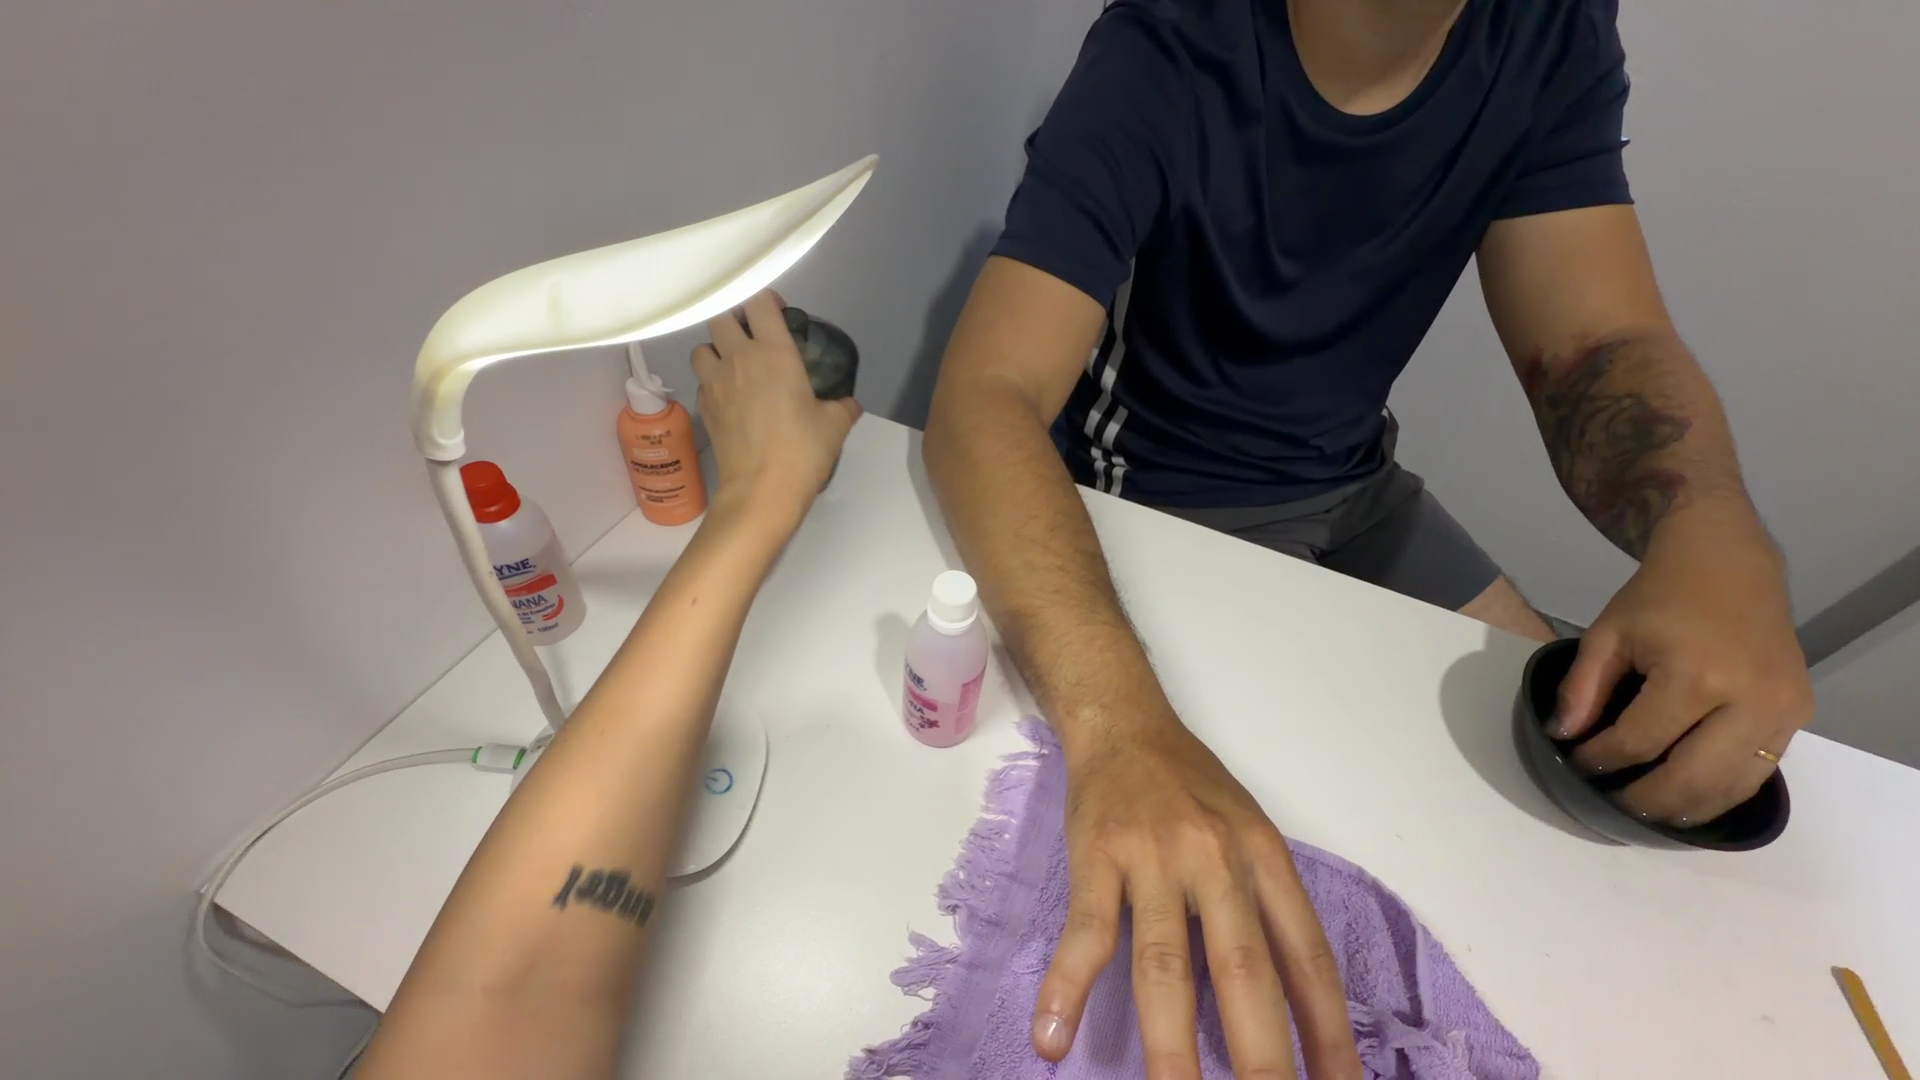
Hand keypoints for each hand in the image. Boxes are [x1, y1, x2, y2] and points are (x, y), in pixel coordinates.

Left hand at [692, 291, 862, 514]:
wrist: (762, 489)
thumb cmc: (802, 450)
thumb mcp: (835, 425)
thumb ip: (843, 406)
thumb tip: (849, 404)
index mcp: (773, 352)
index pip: (759, 303)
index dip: (766, 300)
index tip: (778, 311)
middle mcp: (738, 358)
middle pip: (721, 316)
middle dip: (736, 320)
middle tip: (753, 337)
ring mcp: (715, 382)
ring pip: (702, 346)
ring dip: (716, 349)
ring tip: (733, 365)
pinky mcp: (704, 406)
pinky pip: (701, 380)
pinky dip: (712, 380)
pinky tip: (729, 397)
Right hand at [1033, 717, 1361, 1079]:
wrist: (1123, 724)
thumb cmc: (1189, 782)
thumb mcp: (1248, 827)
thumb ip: (1267, 901)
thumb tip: (1296, 997)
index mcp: (1261, 855)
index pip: (1306, 956)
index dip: (1328, 1034)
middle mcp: (1214, 858)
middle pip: (1243, 971)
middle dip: (1262, 1061)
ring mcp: (1151, 857)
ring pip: (1164, 964)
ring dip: (1172, 1050)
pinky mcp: (1096, 855)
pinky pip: (1086, 930)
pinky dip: (1067, 987)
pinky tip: (1051, 1037)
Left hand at [1554, 511, 1811, 824]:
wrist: (1728, 566)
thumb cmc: (1658, 598)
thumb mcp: (1606, 635)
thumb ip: (1582, 687)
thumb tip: (1562, 734)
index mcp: (1696, 678)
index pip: (1639, 740)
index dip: (1601, 758)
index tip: (1576, 763)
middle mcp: (1751, 701)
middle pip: (1695, 776)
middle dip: (1648, 798)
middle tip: (1611, 803)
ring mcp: (1785, 712)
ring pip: (1736, 784)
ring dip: (1690, 806)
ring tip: (1647, 811)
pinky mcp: (1800, 714)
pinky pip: (1761, 768)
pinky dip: (1723, 790)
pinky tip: (1690, 796)